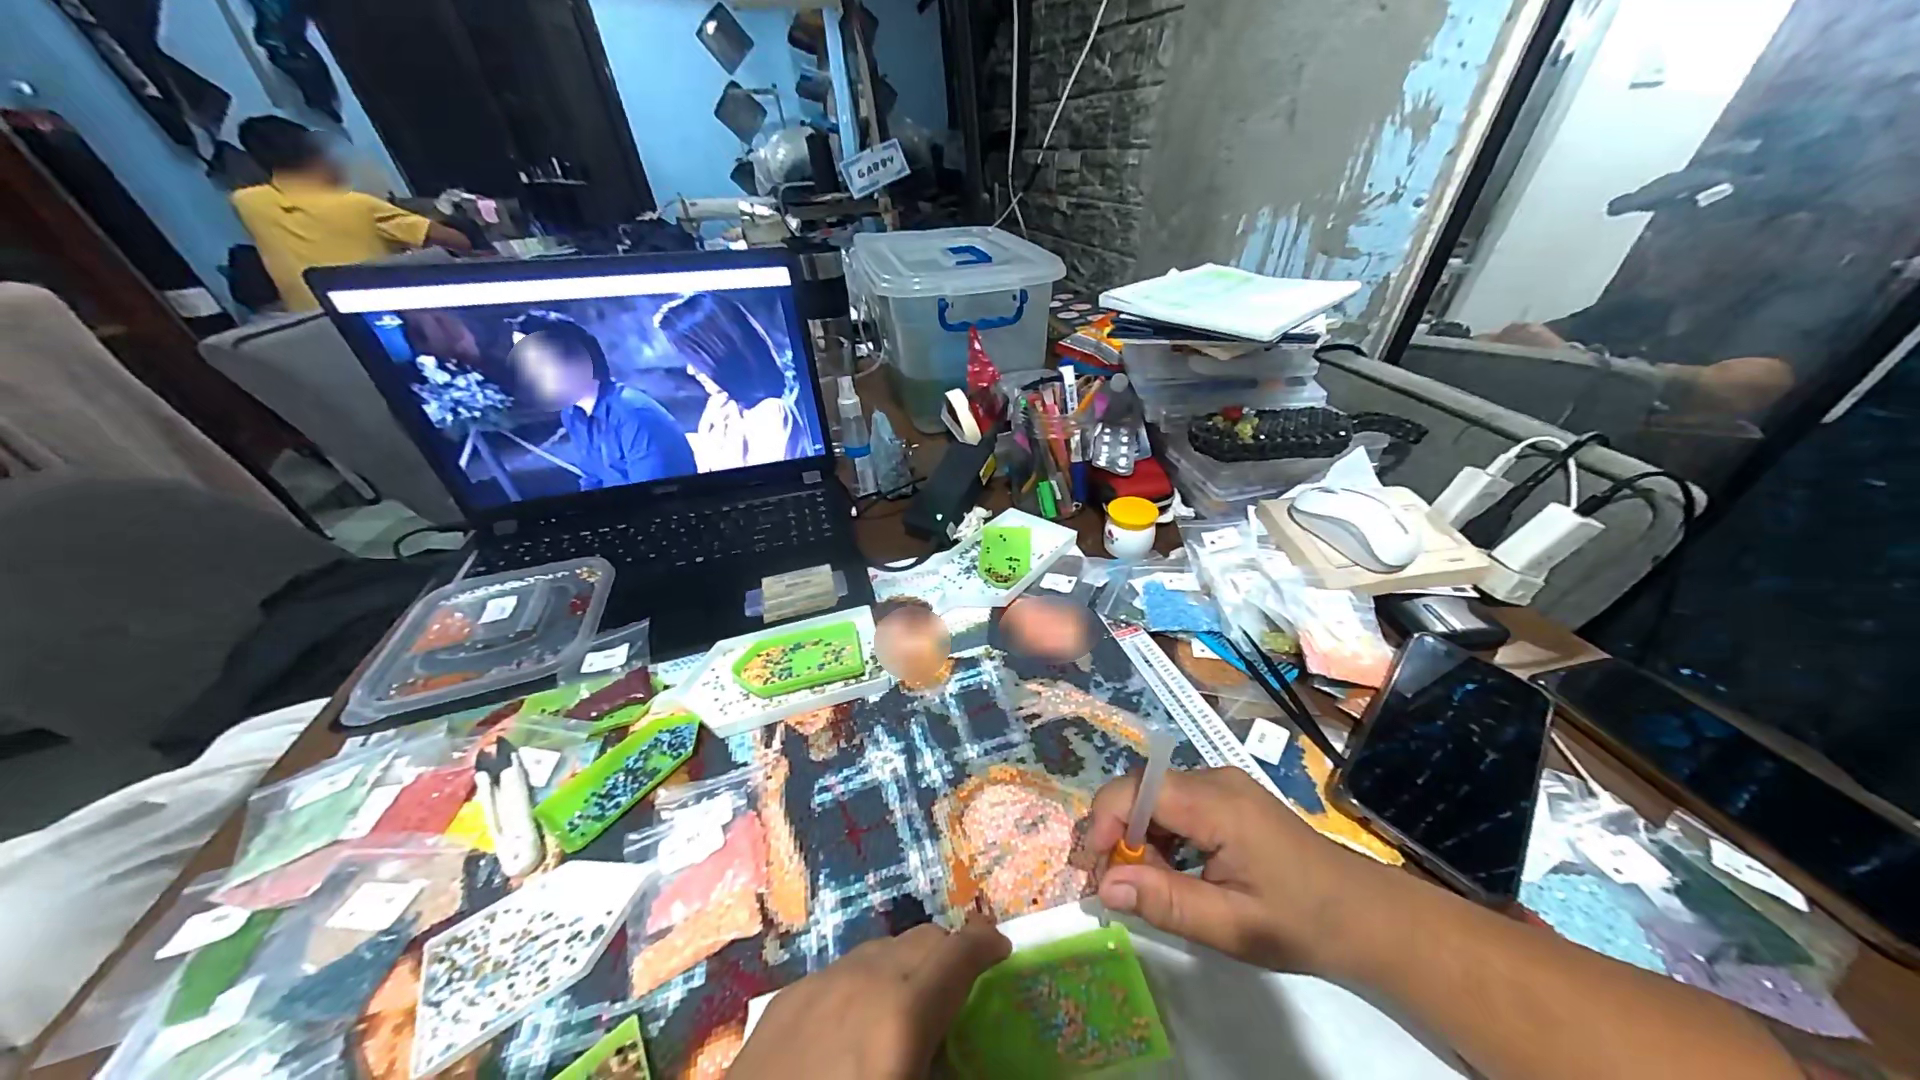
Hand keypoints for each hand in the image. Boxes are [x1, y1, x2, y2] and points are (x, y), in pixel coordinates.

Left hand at [728, 913, 1010, 1078]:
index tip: (1002, 952)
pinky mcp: (787, 997)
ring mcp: (821, 982)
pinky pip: (842, 970)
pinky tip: (855, 1021)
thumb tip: (970, 1060)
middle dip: (950, 954)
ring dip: (907, 965)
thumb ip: (949, 1068)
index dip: (986, 945)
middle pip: (923, 939)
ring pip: (882, 949)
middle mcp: (865, 979)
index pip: (959, 953)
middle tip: (961, 989)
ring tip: (909, 1004)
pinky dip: (866, 981)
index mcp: (904, 1011)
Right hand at [1082, 767, 1379, 974]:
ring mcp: (1222, 785)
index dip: (1107, 820)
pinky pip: (1176, 804)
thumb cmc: (1301, 923)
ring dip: (1140, 838)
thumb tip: (1106, 888)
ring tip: (1151, 886)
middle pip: (1143, 791)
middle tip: (1118, 887)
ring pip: (1156, 798)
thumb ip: (1166, 902)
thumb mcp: (1231, 926)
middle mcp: (1215, 780)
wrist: (1366, 916)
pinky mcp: (1227, 797)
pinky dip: (1161, 836)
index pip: (1139, 789)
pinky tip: (1174, 871)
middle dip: (1120, 835)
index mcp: (1218, 804)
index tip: (1096, 867)